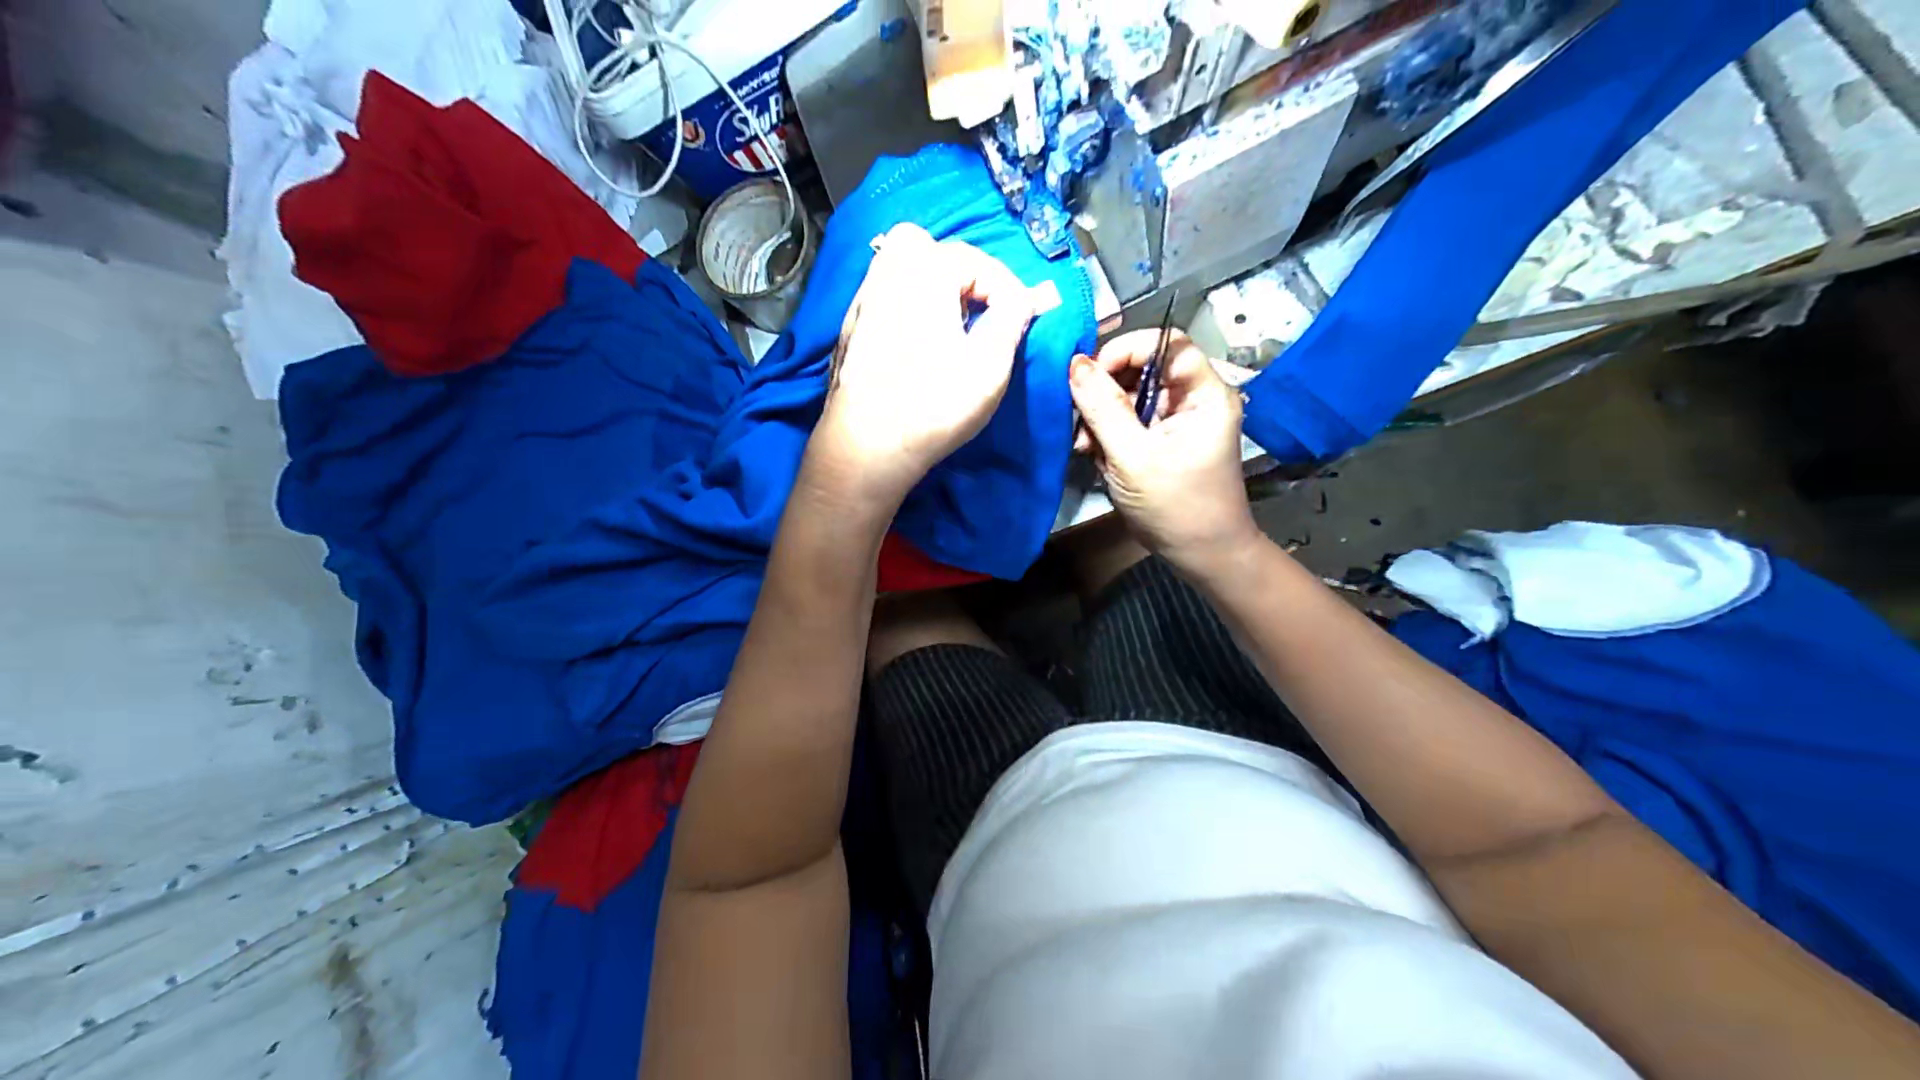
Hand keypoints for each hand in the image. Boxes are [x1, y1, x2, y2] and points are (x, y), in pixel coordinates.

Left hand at [808, 224, 1036, 508]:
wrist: (865, 447)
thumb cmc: (934, 405)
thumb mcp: (990, 364)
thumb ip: (1011, 319)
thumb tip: (1020, 299)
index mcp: (923, 270)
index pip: (977, 261)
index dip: (1007, 288)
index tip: (1022, 317)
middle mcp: (885, 273)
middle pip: (929, 249)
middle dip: (963, 273)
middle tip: (982, 311)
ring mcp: (861, 301)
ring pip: (899, 269)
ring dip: (932, 287)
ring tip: (952, 326)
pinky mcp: (849, 330)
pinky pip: (883, 297)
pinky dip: (907, 305)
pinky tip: (917, 343)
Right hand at [1068, 329, 1261, 574]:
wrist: (1201, 555)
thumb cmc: (1177, 508)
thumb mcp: (1133, 457)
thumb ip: (1103, 408)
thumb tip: (1075, 364)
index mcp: (1204, 395)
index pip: (1167, 344)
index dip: (1127, 350)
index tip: (1090, 373)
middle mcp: (1193, 399)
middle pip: (1143, 369)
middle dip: (1105, 390)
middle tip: (1079, 418)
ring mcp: (1177, 420)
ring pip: (1129, 395)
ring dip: (1101, 416)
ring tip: (1085, 445)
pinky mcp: (1161, 440)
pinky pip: (1128, 420)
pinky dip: (1107, 433)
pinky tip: (1095, 454)